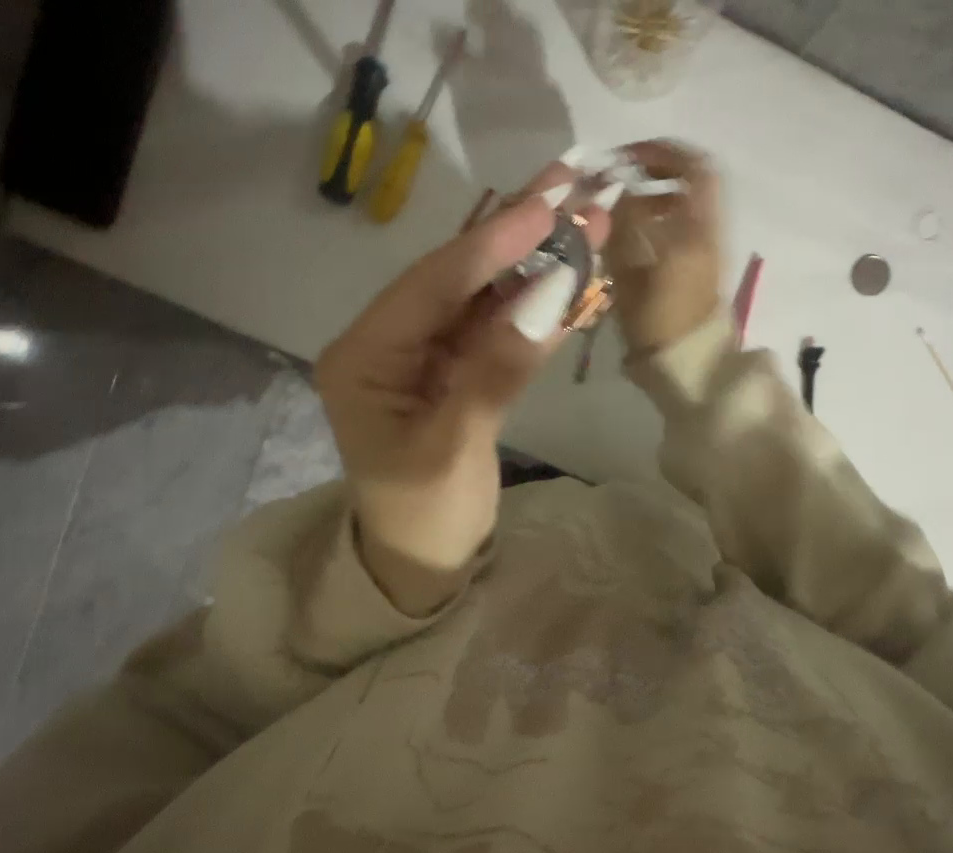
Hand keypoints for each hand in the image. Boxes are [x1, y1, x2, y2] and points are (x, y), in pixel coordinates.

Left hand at [316, 163, 607, 615]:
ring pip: (483, 299)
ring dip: (535, 266)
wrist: (422, 566)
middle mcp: (388, 343)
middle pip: (456, 278)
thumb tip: (546, 302)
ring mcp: (424, 355)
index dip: (490, 244)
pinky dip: (536, 308)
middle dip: (516, 238)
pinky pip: (497, 330)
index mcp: (363, 357)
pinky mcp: (455, 371)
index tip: (546, 205)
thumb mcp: (452, 449)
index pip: (430, 286)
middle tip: (573, 187)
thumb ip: (494, 372)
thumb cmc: (423, 516)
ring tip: (589, 221)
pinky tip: (576, 277)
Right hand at [606, 140, 724, 353]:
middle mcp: (709, 229)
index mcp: (694, 228)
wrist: (691, 364)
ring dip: (658, 194)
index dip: (656, 153)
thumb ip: (622, 226)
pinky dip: (663, 216)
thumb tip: (614, 192)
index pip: (689, 166)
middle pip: (693, 176)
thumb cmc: (658, 324)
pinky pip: (686, 222)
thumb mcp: (630, 274)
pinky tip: (635, 234)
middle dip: (656, 168)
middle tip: (622, 176)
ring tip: (623, 209)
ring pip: (689, 199)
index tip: (621, 160)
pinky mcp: (705, 262)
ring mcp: (711, 245)